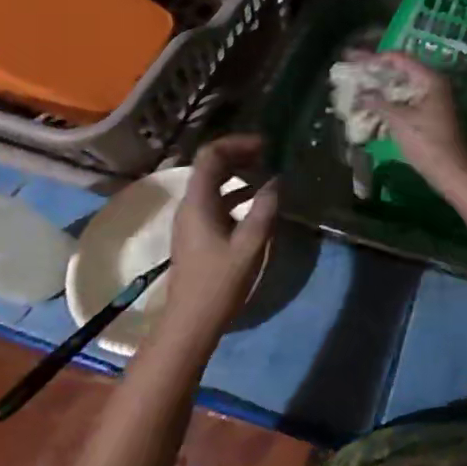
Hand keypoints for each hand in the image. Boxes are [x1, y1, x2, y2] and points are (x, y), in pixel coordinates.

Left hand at [168, 134, 278, 317]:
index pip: (211, 156)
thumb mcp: (250, 245)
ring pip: (212, 182)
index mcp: (199, 203)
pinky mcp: (196, 232)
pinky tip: (255, 197)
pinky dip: (234, 190)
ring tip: (266, 170)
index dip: (237, 144)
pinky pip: (214, 199)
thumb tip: (276, 181)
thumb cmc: (220, 282)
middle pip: (209, 166)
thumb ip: (264, 209)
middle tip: (269, 154)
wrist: (191, 321)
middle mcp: (190, 205)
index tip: (265, 145)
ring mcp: (191, 219)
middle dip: (238, 154)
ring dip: (237, 171)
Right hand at [357, 52, 466, 182]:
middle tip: (351, 70)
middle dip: (375, 72)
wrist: (451, 171)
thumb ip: (378, 102)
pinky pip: (406, 101)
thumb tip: (360, 93)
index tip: (352, 58)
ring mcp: (433, 100)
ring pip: (402, 87)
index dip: (374, 57)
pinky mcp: (430, 114)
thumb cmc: (427, 143)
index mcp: (430, 79)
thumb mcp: (399, 120)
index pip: (399, 59)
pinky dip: (389, 101)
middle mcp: (434, 85)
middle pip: (400, 71)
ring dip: (381, 88)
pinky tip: (371, 106)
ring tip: (356, 87)